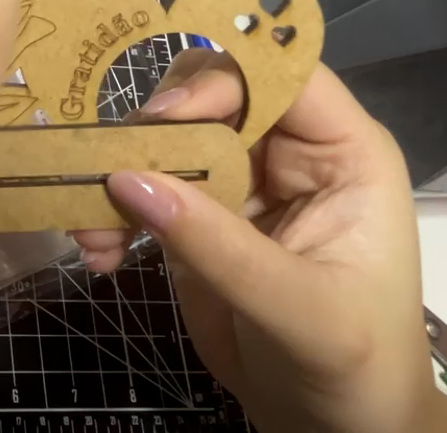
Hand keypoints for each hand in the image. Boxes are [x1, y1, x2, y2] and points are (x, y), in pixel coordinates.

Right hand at [73, 50, 446, 432]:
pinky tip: (99, 250)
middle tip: (115, 164)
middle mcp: (283, 151)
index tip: (166, 114)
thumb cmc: (355, 371)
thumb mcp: (299, 310)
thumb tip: (125, 178)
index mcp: (339, 154)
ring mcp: (234, 179)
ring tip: (92, 225)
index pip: (281, 77)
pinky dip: (111, 210)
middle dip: (153, 126)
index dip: (223, 78)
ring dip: (118, 170)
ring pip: (163, 135)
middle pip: (207, 94)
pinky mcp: (194, 211)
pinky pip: (141, 184)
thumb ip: (217, 244)